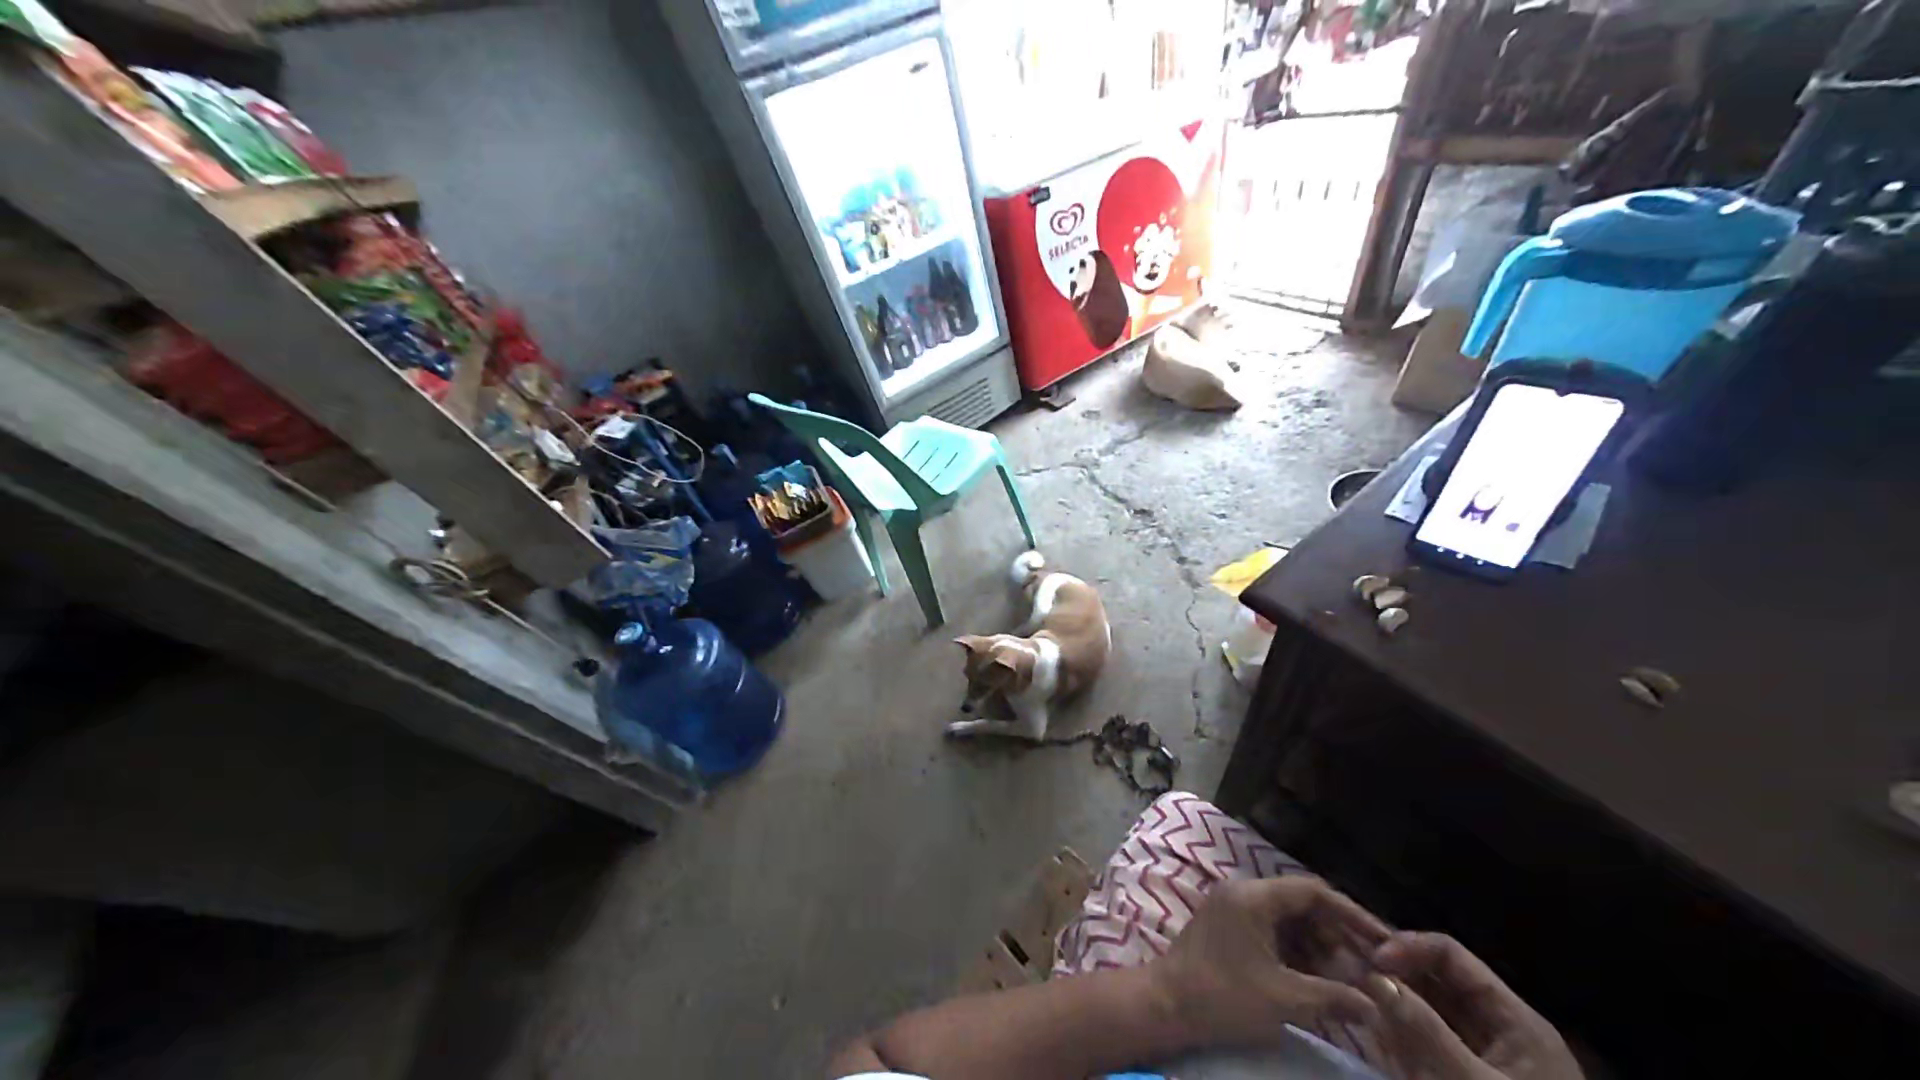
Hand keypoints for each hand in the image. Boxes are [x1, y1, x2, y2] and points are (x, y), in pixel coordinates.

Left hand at [1149, 876, 1390, 1048]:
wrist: (1165, 1005)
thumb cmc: (1223, 996)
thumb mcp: (1284, 999)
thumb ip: (1333, 998)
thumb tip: (1375, 1006)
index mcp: (1253, 897)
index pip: (1312, 891)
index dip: (1351, 914)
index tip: (1382, 941)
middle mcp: (1242, 893)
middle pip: (1300, 904)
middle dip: (1336, 936)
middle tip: (1368, 969)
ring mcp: (1232, 909)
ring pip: (1287, 919)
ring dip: (1317, 947)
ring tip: (1346, 981)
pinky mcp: (1227, 928)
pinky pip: (1270, 930)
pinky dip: (1295, 952)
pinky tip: (1316, 981)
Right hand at [1362, 932, 1583, 1079]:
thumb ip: (1425, 1030)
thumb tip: (1374, 977)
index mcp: (1516, 1020)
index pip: (1451, 955)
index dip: (1407, 947)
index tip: (1370, 963)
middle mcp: (1502, 1030)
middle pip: (1439, 979)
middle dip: (1395, 973)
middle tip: (1351, 975)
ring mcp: (1486, 1058)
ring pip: (1431, 1008)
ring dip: (1394, 1000)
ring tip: (1355, 999)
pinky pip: (1430, 1041)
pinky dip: (1402, 1031)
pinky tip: (1375, 1032)